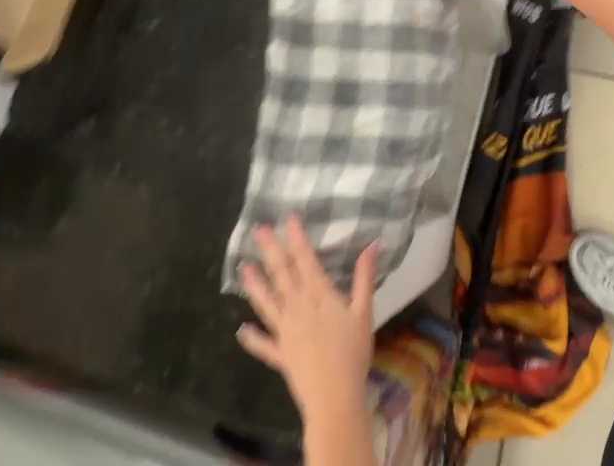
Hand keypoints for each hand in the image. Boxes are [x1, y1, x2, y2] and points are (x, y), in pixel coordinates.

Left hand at [237, 218, 376, 427]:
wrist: (334, 395)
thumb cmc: (353, 352)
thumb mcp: (365, 311)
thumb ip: (365, 277)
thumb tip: (373, 244)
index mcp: (319, 295)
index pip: (305, 260)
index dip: (297, 238)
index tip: (289, 218)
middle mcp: (297, 308)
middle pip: (282, 274)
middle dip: (271, 250)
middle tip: (258, 230)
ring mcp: (285, 331)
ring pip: (267, 302)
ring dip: (255, 284)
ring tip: (243, 267)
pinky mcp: (279, 353)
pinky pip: (262, 344)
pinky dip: (252, 337)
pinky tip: (241, 330)